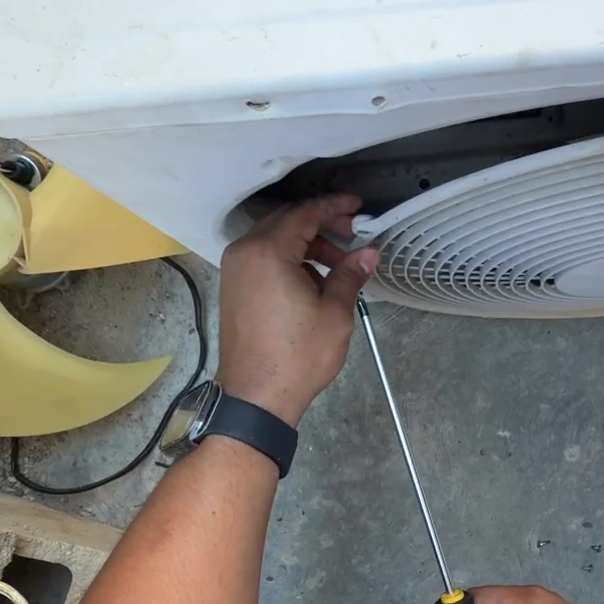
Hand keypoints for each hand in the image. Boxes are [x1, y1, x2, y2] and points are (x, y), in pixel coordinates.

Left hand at [216, 195, 379, 426]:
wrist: (257, 397)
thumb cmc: (297, 357)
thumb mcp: (334, 313)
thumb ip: (350, 275)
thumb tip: (368, 253)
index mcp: (267, 252)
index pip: (304, 213)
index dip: (334, 207)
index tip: (358, 206)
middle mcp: (244, 253)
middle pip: (287, 222)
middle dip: (322, 225)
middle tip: (353, 235)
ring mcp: (235, 270)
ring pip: (275, 241)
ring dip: (307, 246)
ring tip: (339, 266)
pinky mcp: (234, 288)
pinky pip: (264, 260)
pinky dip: (290, 261)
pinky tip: (315, 281)